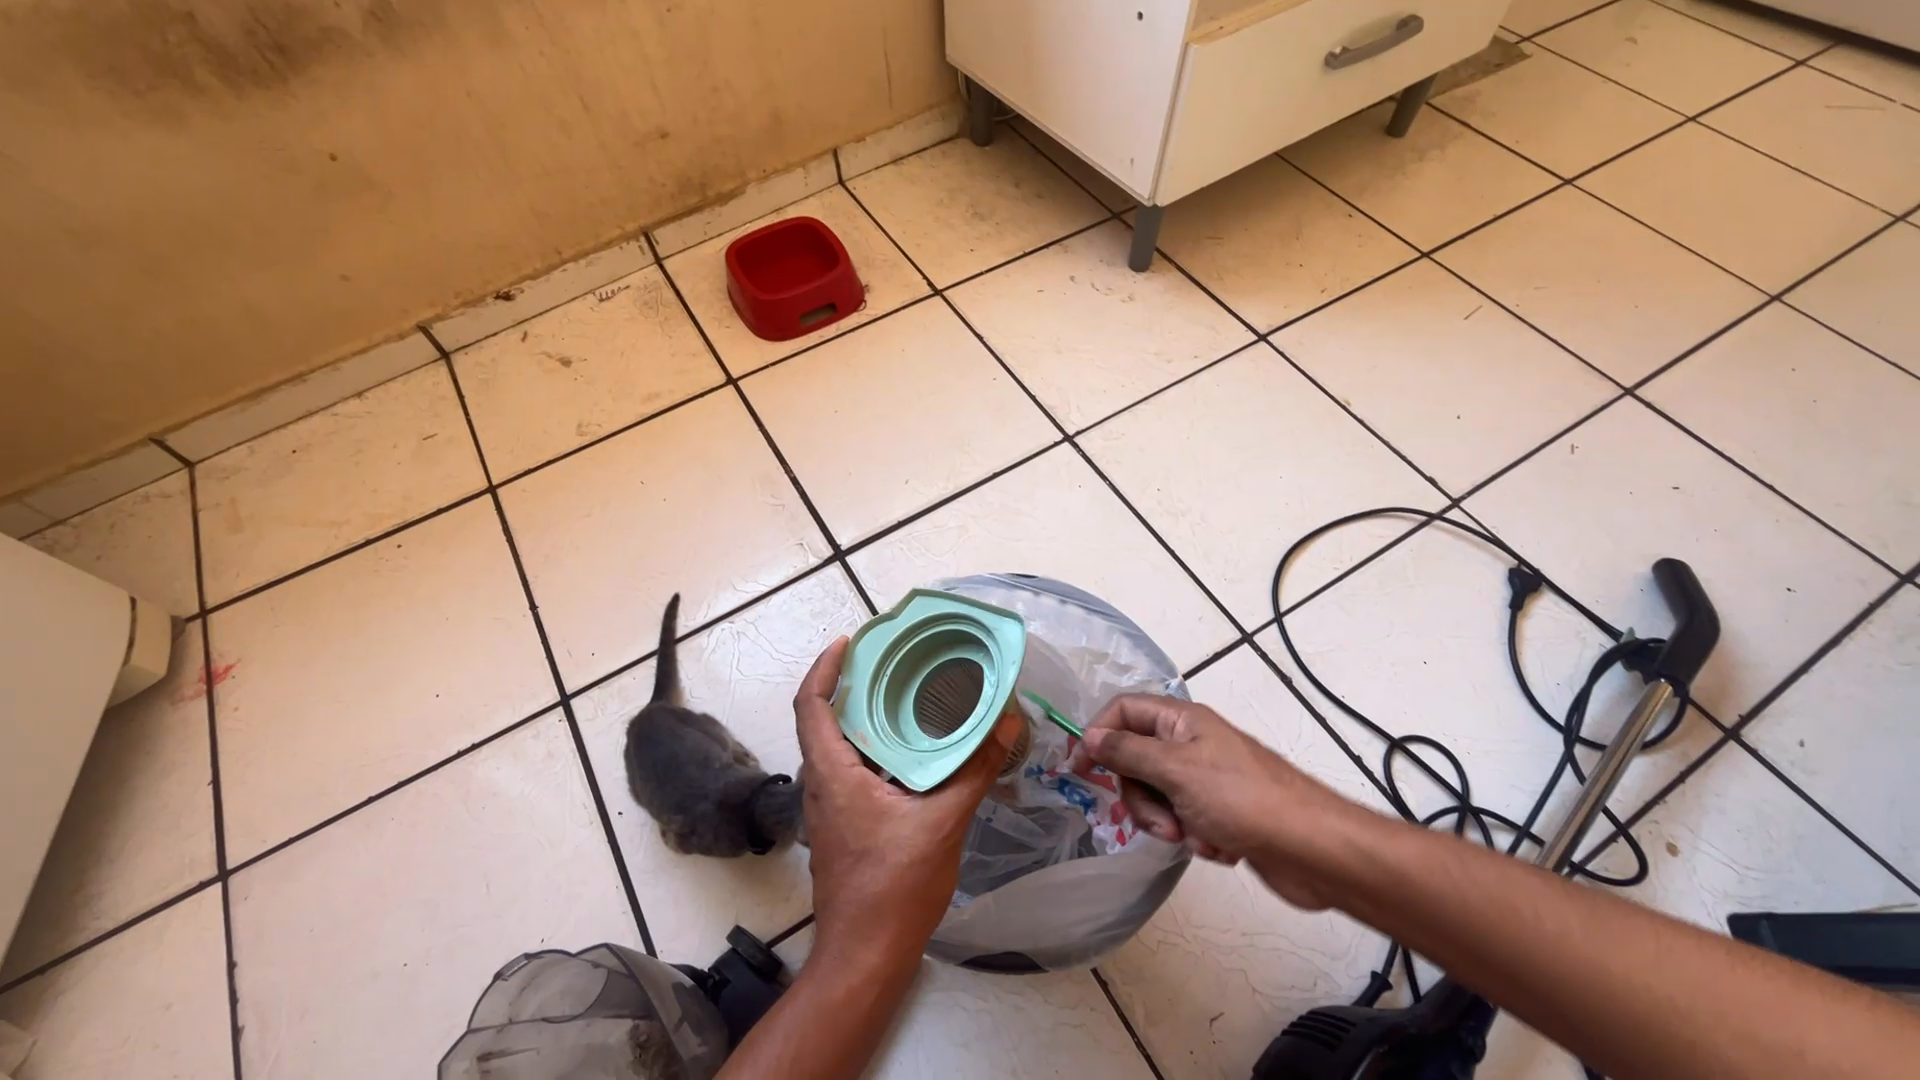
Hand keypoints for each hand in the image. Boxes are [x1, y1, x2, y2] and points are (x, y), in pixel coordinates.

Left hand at [793, 637, 1019, 960]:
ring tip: (908, 697)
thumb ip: (975, 769)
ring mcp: (831, 809)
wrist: (865, 955)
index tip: (850, 641)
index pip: (811, 705)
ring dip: (866, 719)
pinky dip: (877, 750)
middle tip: (893, 662)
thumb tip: (1007, 721)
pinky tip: (915, 753)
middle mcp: (823, 785)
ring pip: (841, 748)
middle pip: (825, 721)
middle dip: (854, 686)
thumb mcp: (943, 822)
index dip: (824, 667)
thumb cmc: (894, 887)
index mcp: (833, 773)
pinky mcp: (844, 826)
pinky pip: (854, 772)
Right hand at [1069, 694, 1363, 909]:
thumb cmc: (1243, 799)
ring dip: (1168, 822)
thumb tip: (1089, 734)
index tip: (1079, 769)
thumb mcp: (1176, 771)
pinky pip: (1183, 820)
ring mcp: (1205, 779)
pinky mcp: (1218, 813)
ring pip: (1156, 796)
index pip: (1123, 711)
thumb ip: (1127, 752)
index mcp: (1182, 720)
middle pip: (1135, 761)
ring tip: (1196, 837)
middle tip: (1160, 821)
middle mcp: (1190, 743)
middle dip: (1141, 797)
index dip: (1098, 735)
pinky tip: (1220, 847)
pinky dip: (1194, 837)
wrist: (1311, 848)